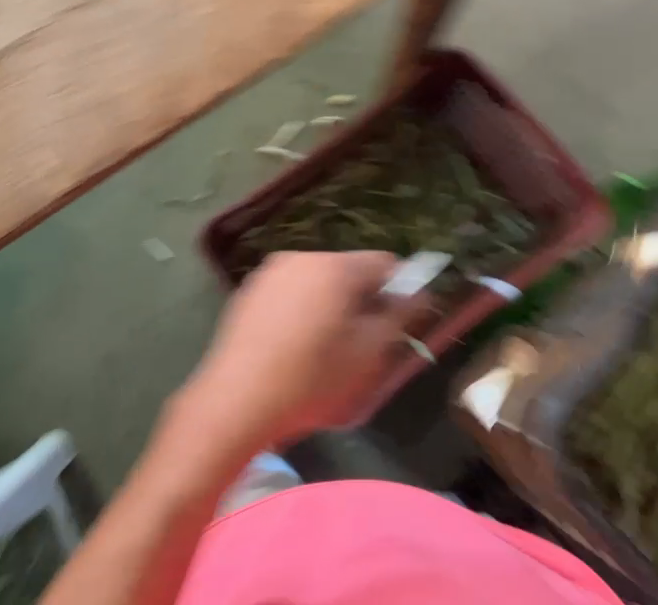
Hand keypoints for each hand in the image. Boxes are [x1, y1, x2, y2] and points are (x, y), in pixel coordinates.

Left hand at [178, 251, 420, 449]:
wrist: (237, 400)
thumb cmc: (311, 379)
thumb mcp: (369, 354)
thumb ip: (400, 317)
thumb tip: (420, 294)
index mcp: (333, 266)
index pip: (385, 262)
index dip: (400, 290)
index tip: (401, 324)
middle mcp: (300, 258)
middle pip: (349, 271)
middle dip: (363, 300)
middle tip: (366, 344)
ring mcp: (269, 273)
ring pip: (318, 282)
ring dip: (332, 307)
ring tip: (328, 351)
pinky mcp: (248, 292)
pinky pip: (290, 293)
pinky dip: (302, 311)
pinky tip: (296, 349)